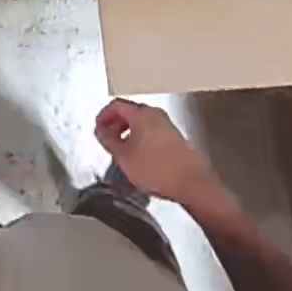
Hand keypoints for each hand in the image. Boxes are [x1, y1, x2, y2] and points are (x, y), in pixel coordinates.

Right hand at [94, 99, 232, 212]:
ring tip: (123, 150)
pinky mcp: (177, 138)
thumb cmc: (157, 169)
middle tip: (108, 138)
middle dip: (115, 123)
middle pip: (129, 111)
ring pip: (142, 122)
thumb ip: (107, 140)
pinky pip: (154, 131)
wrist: (193, 185)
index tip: (98, 128)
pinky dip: (143, 138)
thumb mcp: (123, 156)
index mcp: (141, 113)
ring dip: (129, 132)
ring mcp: (168, 125)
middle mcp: (156, 114)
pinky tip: (141, 157)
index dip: (103, 116)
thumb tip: (101, 131)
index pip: (115, 105)